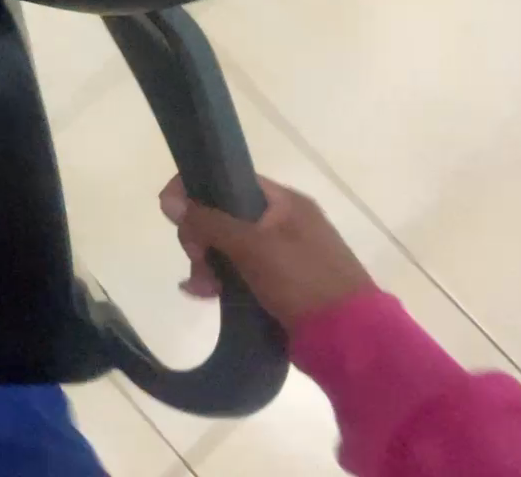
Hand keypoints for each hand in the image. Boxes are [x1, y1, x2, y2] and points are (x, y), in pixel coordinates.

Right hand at [159, 174, 372, 330]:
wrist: (354, 343)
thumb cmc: (304, 282)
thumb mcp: (252, 246)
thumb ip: (207, 220)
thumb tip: (166, 200)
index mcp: (284, 202)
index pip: (225, 178)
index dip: (193, 191)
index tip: (174, 214)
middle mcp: (281, 221)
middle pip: (219, 213)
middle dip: (199, 237)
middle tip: (197, 259)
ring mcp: (279, 252)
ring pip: (222, 244)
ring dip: (205, 262)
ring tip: (202, 286)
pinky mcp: (276, 281)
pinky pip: (234, 269)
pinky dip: (216, 278)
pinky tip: (201, 293)